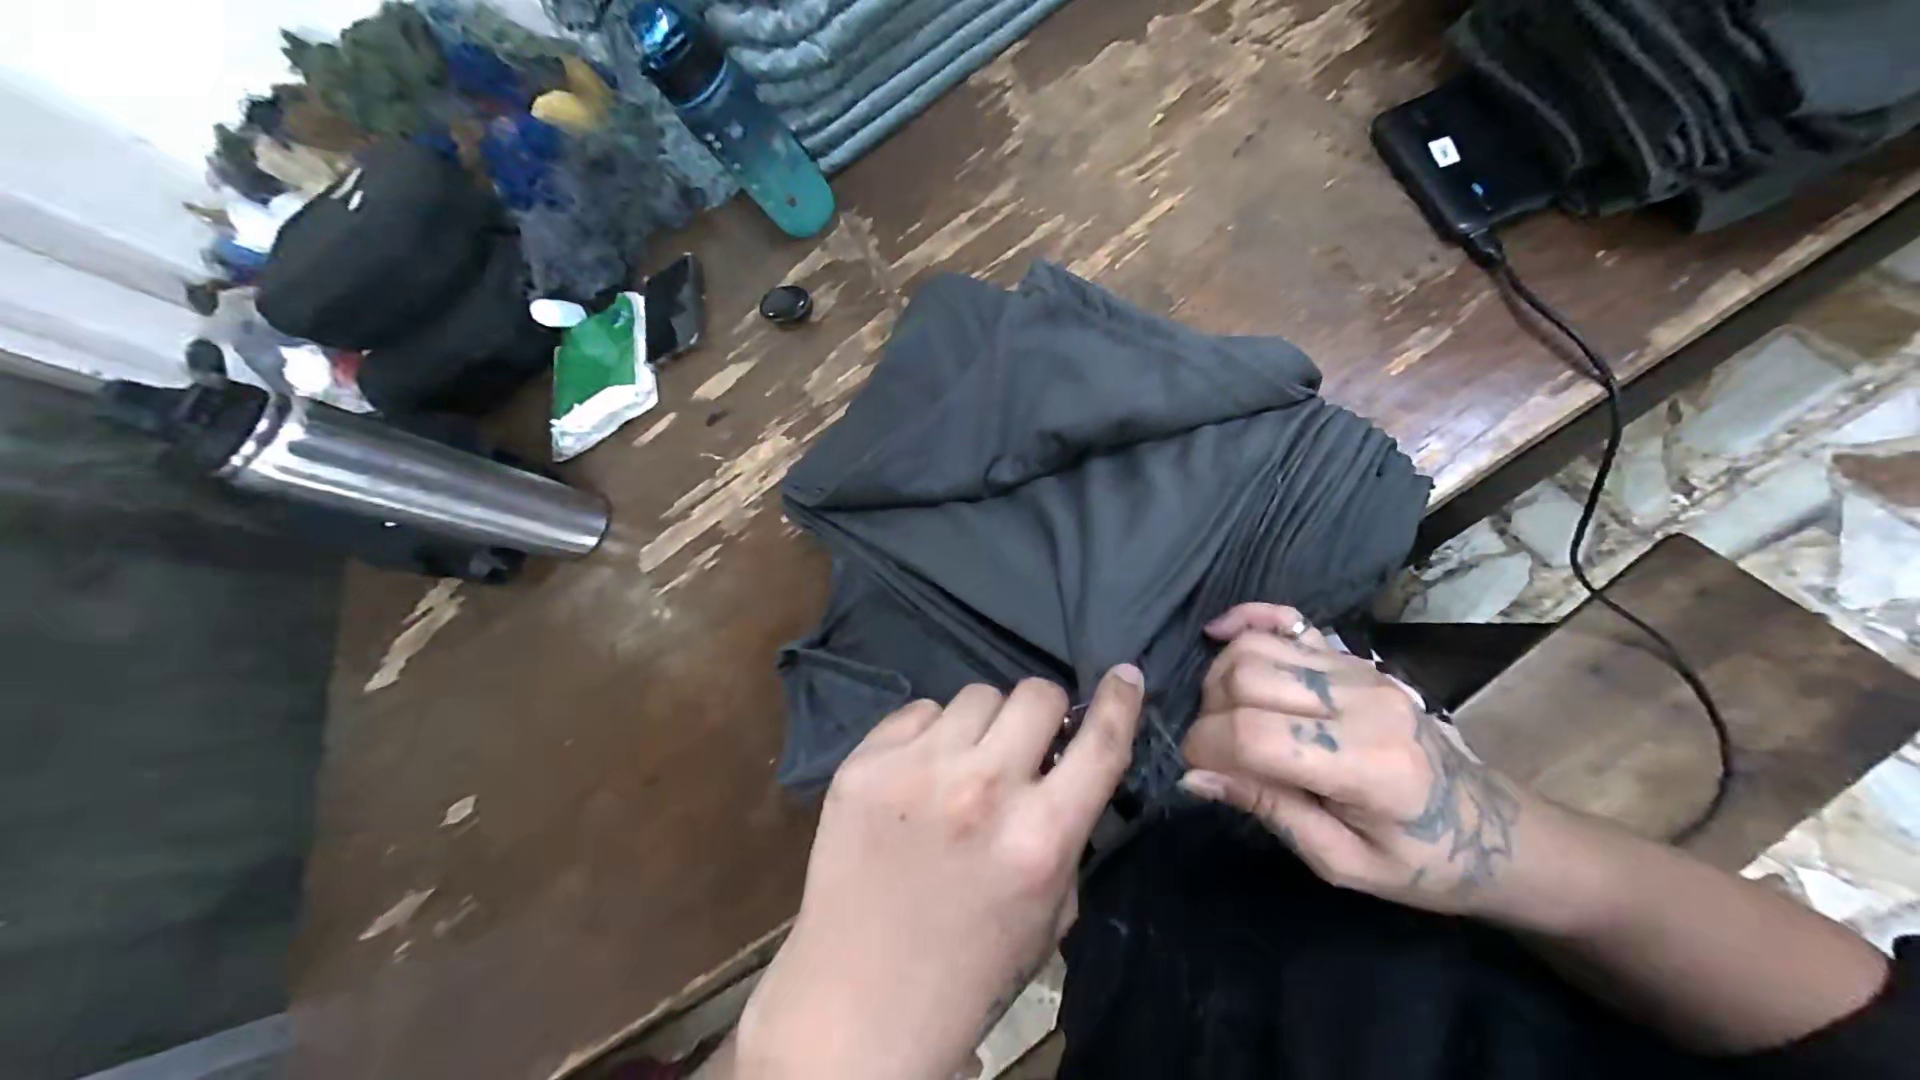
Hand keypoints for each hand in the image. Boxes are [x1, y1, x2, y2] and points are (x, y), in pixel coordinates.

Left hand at [735, 667, 1143, 1079]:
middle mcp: (982, 789)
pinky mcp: (864, 764)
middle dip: (1043, 713)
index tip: (1125, 675)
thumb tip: (1069, 761)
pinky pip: (919, 711)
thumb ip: (1067, 830)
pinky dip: (930, 734)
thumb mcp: (1050, 910)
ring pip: (976, 694)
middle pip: (1035, 694)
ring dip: (985, 724)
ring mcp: (916, 769)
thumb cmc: (970, 966)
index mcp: (1039, 837)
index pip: (1100, 743)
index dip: (1120, 701)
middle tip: (1027, 743)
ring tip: (965, 763)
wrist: (860, 1003)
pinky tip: (918, 775)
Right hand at [1179, 603, 1532, 916]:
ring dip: (1219, 678)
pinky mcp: (1354, 657)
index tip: (1195, 770)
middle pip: (1246, 676)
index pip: (1253, 733)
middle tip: (1214, 749)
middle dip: (1208, 712)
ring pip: (1255, 646)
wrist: (1498, 832)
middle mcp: (1364, 700)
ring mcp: (1361, 669)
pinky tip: (1218, 633)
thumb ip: (1268, 809)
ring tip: (1225, 715)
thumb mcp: (1342, 862)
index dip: (1205, 748)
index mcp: (1369, 763)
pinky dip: (1245, 620)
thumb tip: (1193, 776)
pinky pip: (1286, 619)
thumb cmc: (1424, 863)